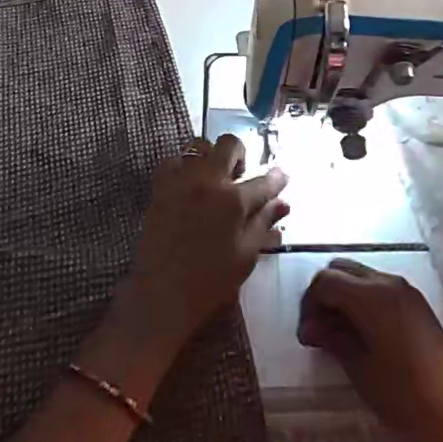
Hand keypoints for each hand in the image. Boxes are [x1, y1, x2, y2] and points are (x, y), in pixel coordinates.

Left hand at [120, 135, 288, 342]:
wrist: (161, 296)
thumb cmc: (210, 281)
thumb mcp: (245, 255)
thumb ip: (264, 224)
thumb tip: (283, 204)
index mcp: (234, 200)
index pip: (264, 181)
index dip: (277, 179)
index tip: (281, 177)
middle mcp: (208, 181)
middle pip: (228, 145)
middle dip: (240, 155)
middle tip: (241, 176)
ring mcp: (180, 182)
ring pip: (197, 146)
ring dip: (210, 156)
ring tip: (213, 179)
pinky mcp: (159, 189)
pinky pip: (171, 162)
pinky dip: (182, 167)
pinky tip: (187, 185)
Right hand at [298, 260, 442, 441]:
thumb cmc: (404, 393)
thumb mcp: (360, 369)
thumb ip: (333, 339)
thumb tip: (312, 326)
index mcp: (371, 294)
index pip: (325, 280)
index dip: (309, 304)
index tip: (307, 336)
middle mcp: (387, 281)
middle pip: (342, 269)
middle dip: (324, 294)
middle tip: (318, 331)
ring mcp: (405, 290)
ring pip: (361, 277)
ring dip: (343, 297)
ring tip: (337, 336)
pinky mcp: (415, 304)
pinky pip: (379, 289)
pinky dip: (362, 302)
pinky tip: (360, 334)